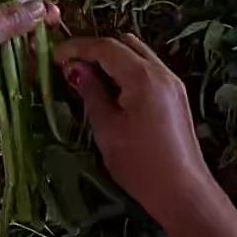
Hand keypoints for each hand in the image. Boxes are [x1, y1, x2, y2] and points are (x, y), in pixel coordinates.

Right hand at [55, 34, 217, 222]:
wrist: (182, 191)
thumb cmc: (140, 163)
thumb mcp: (107, 129)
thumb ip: (91, 93)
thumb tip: (76, 71)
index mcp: (143, 76)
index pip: (106, 47)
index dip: (77, 47)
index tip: (55, 56)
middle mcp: (162, 72)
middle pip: (126, 44)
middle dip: (97, 49)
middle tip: (72, 67)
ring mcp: (173, 84)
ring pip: (140, 56)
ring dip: (114, 60)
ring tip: (90, 80)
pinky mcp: (177, 98)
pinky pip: (150, 71)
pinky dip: (129, 72)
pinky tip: (114, 92)